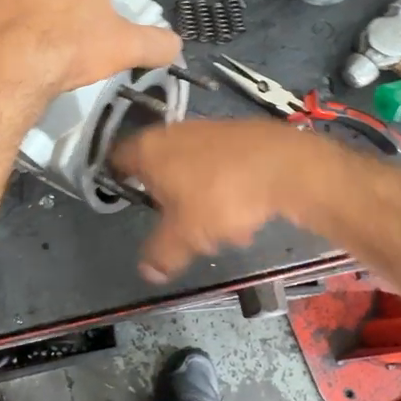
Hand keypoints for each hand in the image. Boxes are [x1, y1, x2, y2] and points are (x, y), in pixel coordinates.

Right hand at [111, 120, 336, 282]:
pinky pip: (219, 165)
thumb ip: (162, 252)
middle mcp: (171, 133)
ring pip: (191, 167)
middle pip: (157, 166)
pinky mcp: (237, 134)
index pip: (117, 159)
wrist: (284, 166)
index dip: (116, 178)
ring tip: (218, 227)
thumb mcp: (185, 235)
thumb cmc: (220, 196)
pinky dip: (224, 186)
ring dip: (198, 196)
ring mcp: (206, 130)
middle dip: (167, 196)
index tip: (123, 198)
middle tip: (176, 225)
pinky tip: (244, 212)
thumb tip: (147, 271)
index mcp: (147, 150)